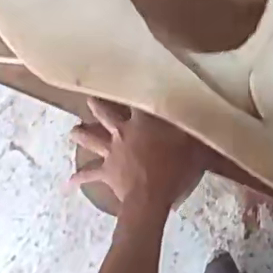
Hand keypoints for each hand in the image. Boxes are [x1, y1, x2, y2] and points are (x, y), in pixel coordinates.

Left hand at [69, 99, 206, 217]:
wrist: (150, 197)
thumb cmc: (174, 168)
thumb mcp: (193, 145)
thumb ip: (196, 129)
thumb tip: (205, 114)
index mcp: (143, 121)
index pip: (138, 99)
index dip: (134, 87)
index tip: (128, 75)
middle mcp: (123, 131)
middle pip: (106, 114)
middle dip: (98, 105)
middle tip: (89, 98)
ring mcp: (112, 151)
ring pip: (92, 139)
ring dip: (82, 135)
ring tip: (73, 131)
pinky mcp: (106, 172)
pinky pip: (89, 174)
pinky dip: (78, 178)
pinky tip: (68, 183)